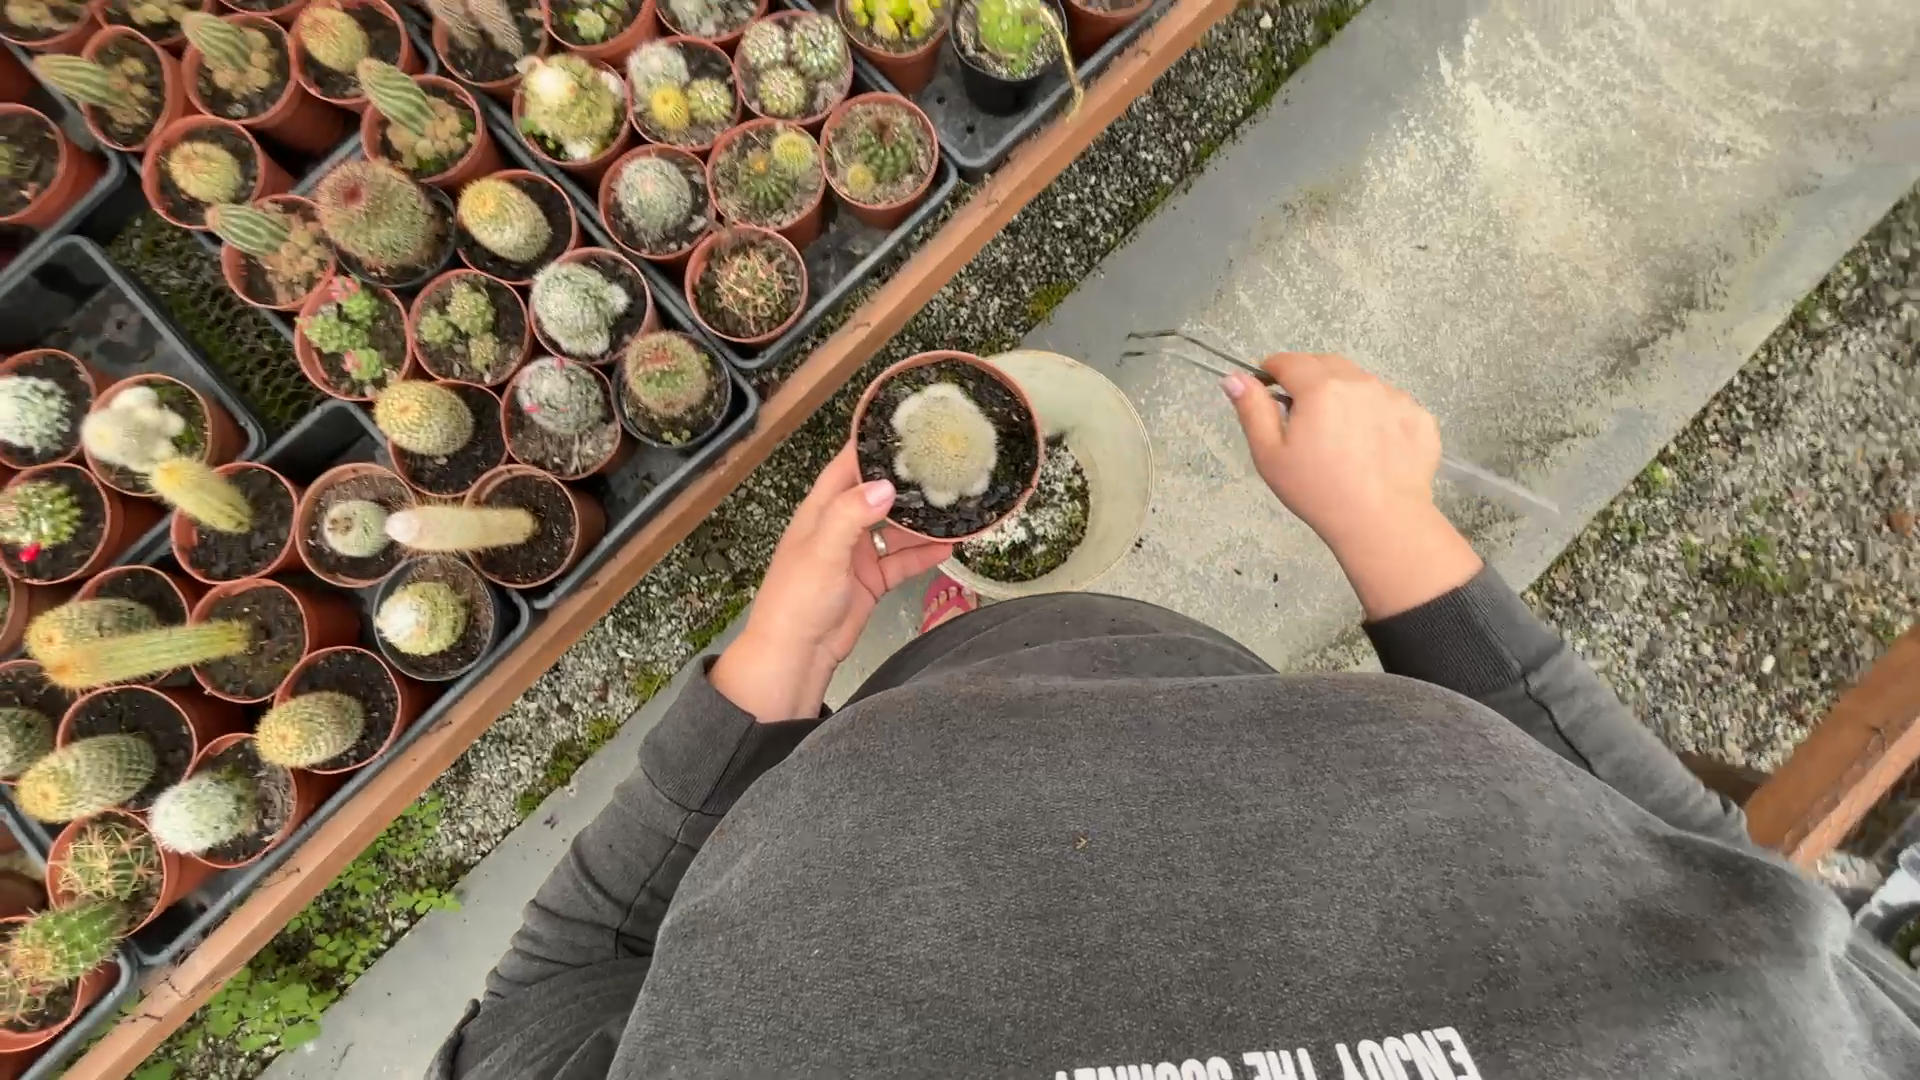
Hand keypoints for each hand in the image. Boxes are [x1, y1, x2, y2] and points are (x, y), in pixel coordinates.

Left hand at [710, 446, 952, 720]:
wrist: (796, 656)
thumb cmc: (799, 598)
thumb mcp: (822, 551)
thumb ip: (852, 516)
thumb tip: (887, 485)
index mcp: (821, 511)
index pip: (847, 466)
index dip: (871, 446)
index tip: (904, 428)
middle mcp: (840, 527)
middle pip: (877, 495)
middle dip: (906, 482)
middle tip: (943, 465)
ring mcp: (857, 555)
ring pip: (895, 529)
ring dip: (921, 521)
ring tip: (955, 505)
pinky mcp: (872, 581)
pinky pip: (902, 562)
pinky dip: (923, 555)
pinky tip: (949, 547)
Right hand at [1222, 353, 1481, 618]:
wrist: (1381, 520)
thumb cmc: (1316, 490)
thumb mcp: (1269, 453)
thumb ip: (1252, 409)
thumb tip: (1234, 378)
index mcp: (1320, 388)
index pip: (1288, 361)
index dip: (1271, 372)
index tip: (1266, 389)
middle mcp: (1360, 382)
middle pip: (1325, 364)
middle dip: (1307, 378)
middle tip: (1299, 415)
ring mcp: (1395, 397)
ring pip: (1358, 382)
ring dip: (1342, 395)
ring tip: (1336, 436)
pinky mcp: (1419, 416)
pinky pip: (1388, 403)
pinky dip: (1372, 414)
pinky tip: (1367, 447)